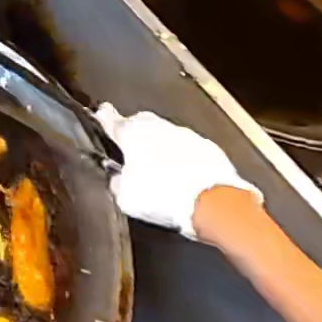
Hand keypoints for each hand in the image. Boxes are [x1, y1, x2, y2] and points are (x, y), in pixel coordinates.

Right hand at [92, 103, 260, 238]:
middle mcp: (154, 125)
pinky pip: (188, 150)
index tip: (104, 128)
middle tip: (135, 164)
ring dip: (161, 150)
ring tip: (164, 178)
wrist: (217, 205)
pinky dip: (185, 160)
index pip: (107, 116)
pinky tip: (186, 181)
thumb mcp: (126, 197)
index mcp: (129, 131)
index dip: (104, 122)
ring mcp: (183, 133)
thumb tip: (117, 178)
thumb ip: (115, 182)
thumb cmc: (165, 196)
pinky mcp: (208, 146)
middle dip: (135, 140)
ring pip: (164, 136)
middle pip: (137, 125)